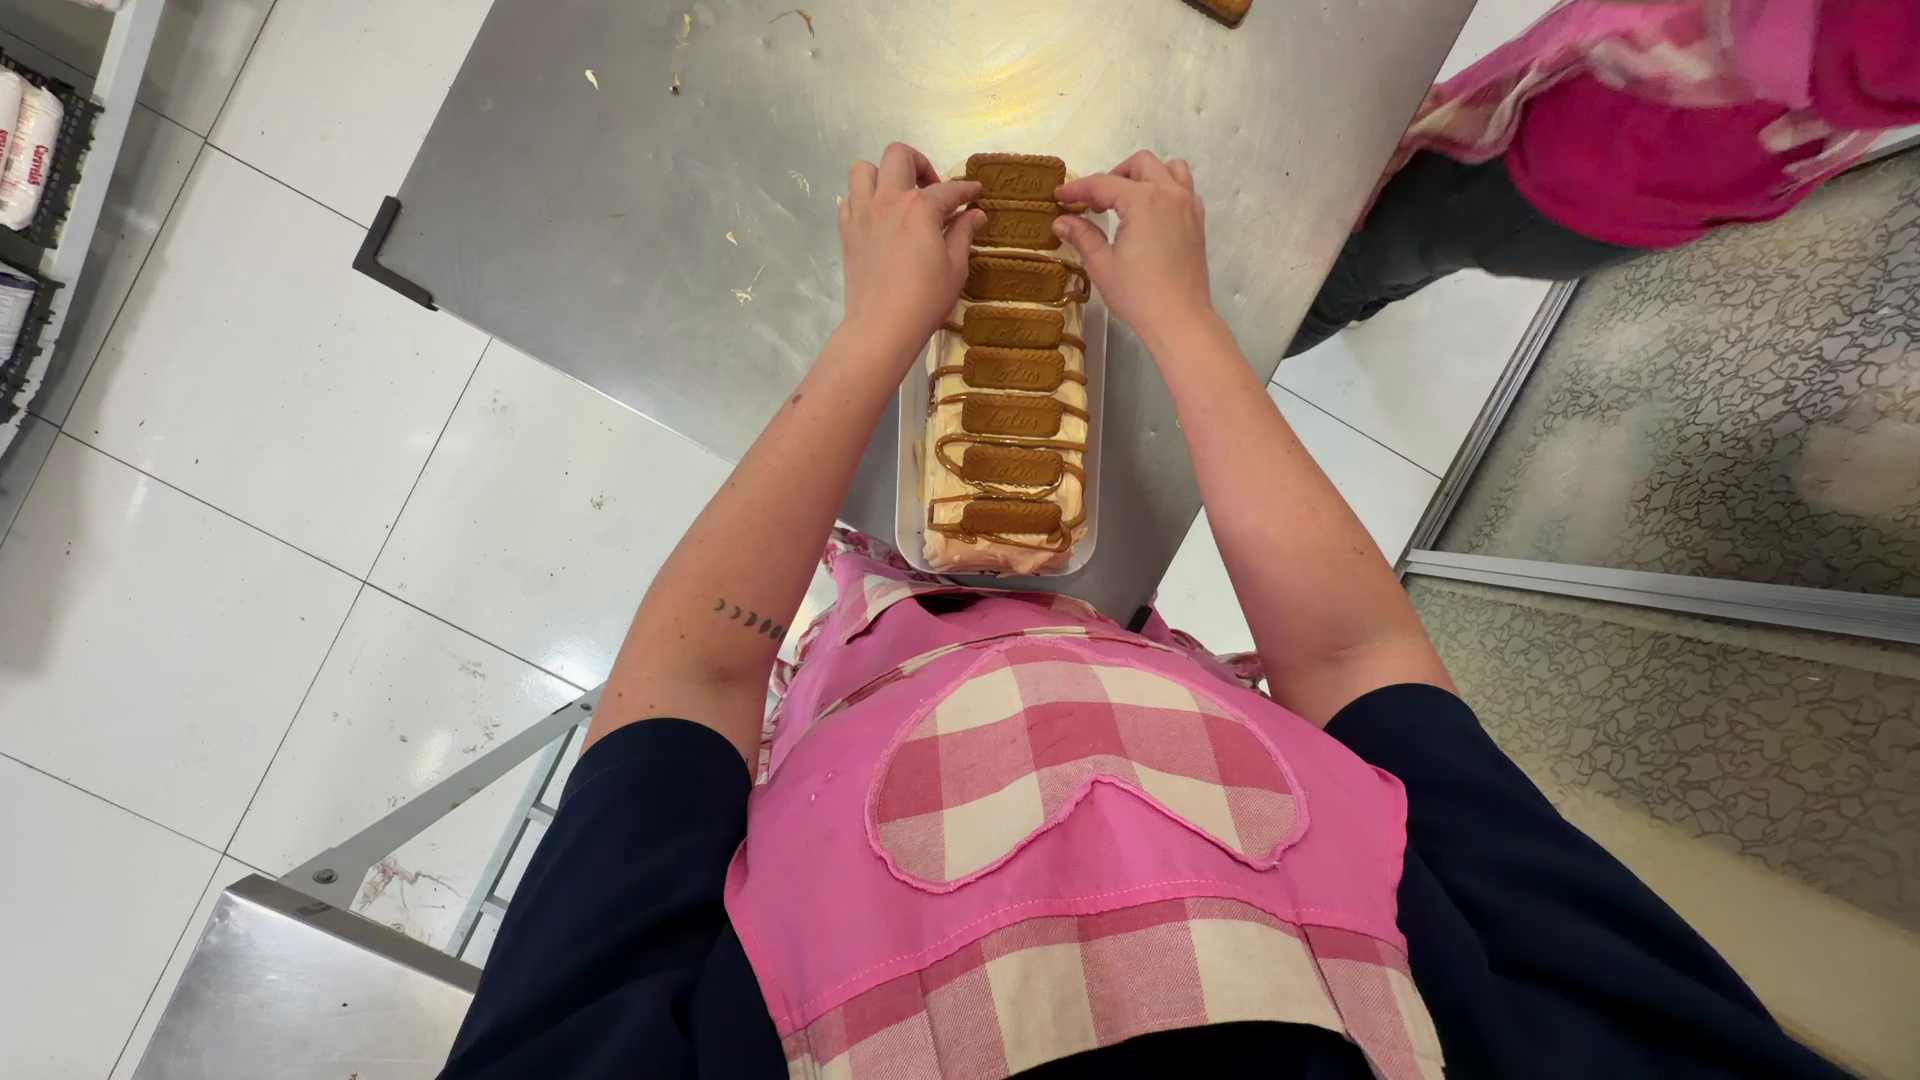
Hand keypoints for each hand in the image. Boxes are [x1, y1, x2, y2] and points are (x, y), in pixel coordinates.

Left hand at [838, 142, 984, 363]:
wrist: (881, 327)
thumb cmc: (925, 300)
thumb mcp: (955, 268)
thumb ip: (963, 235)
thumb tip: (975, 215)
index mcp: (920, 207)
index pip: (949, 189)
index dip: (967, 190)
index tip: (976, 193)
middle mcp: (888, 200)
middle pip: (898, 156)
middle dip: (919, 164)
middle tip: (931, 190)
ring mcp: (862, 214)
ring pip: (863, 169)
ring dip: (882, 175)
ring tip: (897, 198)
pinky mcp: (847, 233)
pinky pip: (848, 200)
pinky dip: (862, 201)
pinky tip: (877, 219)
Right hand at [1054, 151, 1215, 351]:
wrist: (1179, 318)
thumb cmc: (1138, 295)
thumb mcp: (1103, 265)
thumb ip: (1083, 236)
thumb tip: (1062, 221)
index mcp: (1143, 200)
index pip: (1103, 184)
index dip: (1078, 189)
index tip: (1060, 196)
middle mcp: (1169, 193)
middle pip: (1140, 164)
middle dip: (1113, 177)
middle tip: (1095, 202)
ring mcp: (1188, 205)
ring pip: (1169, 169)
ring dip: (1145, 176)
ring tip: (1127, 199)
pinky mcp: (1197, 221)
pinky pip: (1184, 189)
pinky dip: (1166, 190)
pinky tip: (1151, 214)